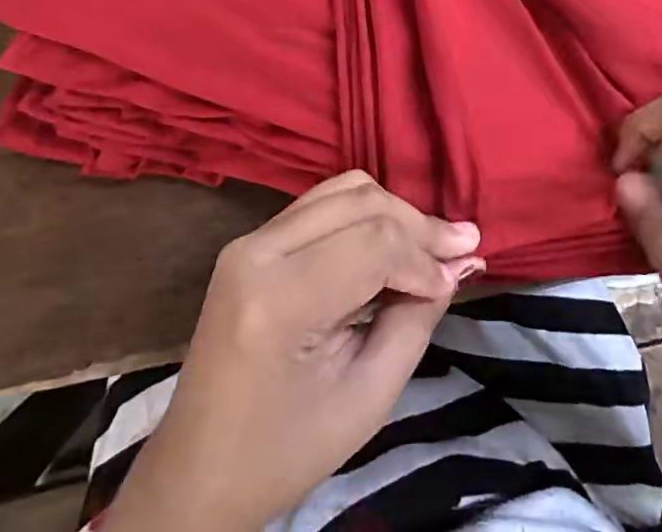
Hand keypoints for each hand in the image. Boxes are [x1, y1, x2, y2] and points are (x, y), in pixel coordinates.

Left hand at [114, 171, 483, 530]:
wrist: (198, 470)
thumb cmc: (285, 450)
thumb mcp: (367, 396)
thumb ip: (416, 319)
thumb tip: (459, 265)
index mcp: (277, 300)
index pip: (375, 242)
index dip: (425, 257)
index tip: (453, 285)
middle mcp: (257, 252)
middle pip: (362, 202)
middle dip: (418, 226)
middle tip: (462, 251)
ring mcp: (249, 241)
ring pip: (344, 191)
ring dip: (395, 214)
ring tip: (431, 248)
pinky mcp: (252, 242)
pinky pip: (323, 203)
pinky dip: (367, 215)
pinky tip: (391, 244)